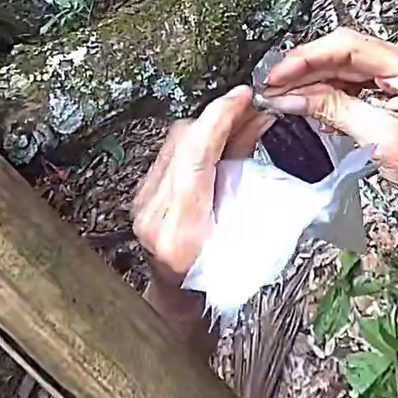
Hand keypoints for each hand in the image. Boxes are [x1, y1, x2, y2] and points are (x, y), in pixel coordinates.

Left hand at [131, 86, 271, 344]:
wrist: (182, 301)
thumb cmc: (222, 278)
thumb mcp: (248, 232)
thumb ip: (245, 173)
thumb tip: (256, 123)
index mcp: (183, 229)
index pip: (195, 156)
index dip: (220, 118)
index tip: (242, 96)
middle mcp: (154, 214)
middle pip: (183, 141)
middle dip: (218, 116)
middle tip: (248, 106)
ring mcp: (142, 204)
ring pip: (174, 141)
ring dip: (208, 127)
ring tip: (238, 120)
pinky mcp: (141, 196)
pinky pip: (169, 153)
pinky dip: (196, 140)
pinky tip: (217, 139)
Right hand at [261, 28, 397, 212]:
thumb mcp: (379, 140)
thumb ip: (333, 110)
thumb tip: (291, 96)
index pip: (350, 47)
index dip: (307, 58)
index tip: (278, 74)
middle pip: (348, 53)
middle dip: (308, 69)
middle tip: (274, 86)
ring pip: (352, 66)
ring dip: (318, 80)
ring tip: (286, 95)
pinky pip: (363, 80)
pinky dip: (336, 91)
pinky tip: (313, 102)